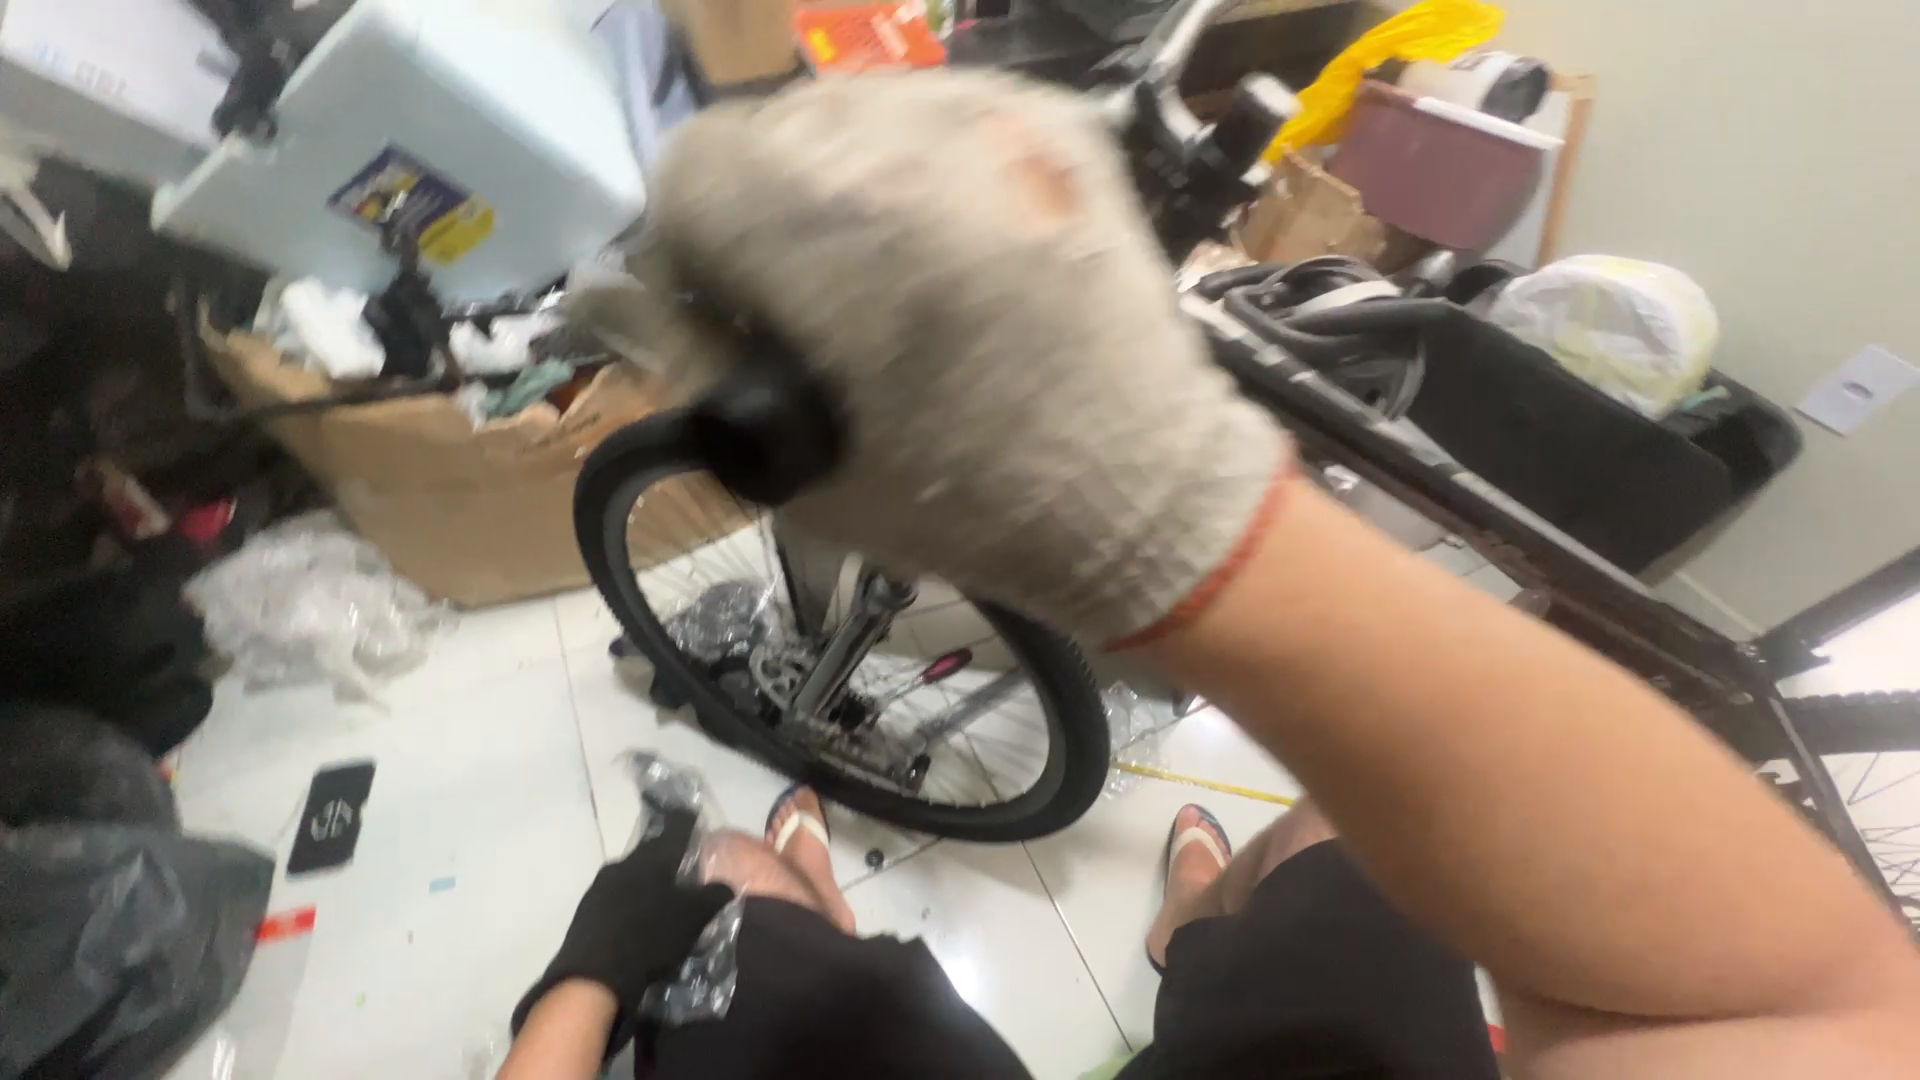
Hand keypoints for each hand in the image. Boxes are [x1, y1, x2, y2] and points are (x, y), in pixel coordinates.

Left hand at [511, 808, 732, 1052]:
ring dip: (646, 882)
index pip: (676, 827)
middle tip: (683, 869)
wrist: (593, 980)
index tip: (695, 819)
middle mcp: (624, 863)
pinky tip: (636, 921)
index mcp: (653, 857)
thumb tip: (726, 884)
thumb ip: (715, 894)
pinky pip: (614, 897)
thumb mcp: (696, 916)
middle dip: (667, 858)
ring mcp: (600, 887)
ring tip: (660, 900)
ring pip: (631, 875)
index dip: (687, 821)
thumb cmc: (651, 937)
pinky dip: (629, 902)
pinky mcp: (584, 912)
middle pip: (651, 852)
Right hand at [631, 70, 1291, 646]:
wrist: (1140, 494)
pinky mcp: (1062, 124)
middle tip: (817, 310)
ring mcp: (1002, 118)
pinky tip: (953, 253)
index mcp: (838, 229)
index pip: (691, 169)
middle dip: (768, 221)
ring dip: (842, 193)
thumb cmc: (969, 509)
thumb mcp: (800, 469)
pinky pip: (939, 122)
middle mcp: (915, 142)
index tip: (735, 313)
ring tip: (890, 285)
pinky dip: (919, 177)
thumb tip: (615, 296)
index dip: (695, 250)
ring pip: (851, 117)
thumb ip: (692, 369)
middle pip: (769, 135)